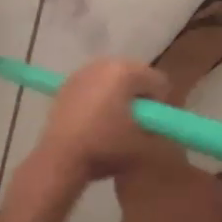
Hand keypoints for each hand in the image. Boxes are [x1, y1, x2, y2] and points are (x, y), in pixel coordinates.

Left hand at [33, 58, 169, 183]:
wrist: (61, 157)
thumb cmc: (106, 146)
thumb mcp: (145, 143)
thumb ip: (159, 128)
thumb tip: (158, 122)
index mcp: (125, 72)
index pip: (158, 80)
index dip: (160, 103)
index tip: (154, 123)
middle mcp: (104, 63)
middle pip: (134, 74)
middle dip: (139, 95)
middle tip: (137, 122)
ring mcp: (82, 72)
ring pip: (112, 78)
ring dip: (119, 94)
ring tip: (115, 121)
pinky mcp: (67, 84)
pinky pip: (93, 85)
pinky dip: (99, 96)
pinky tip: (95, 119)